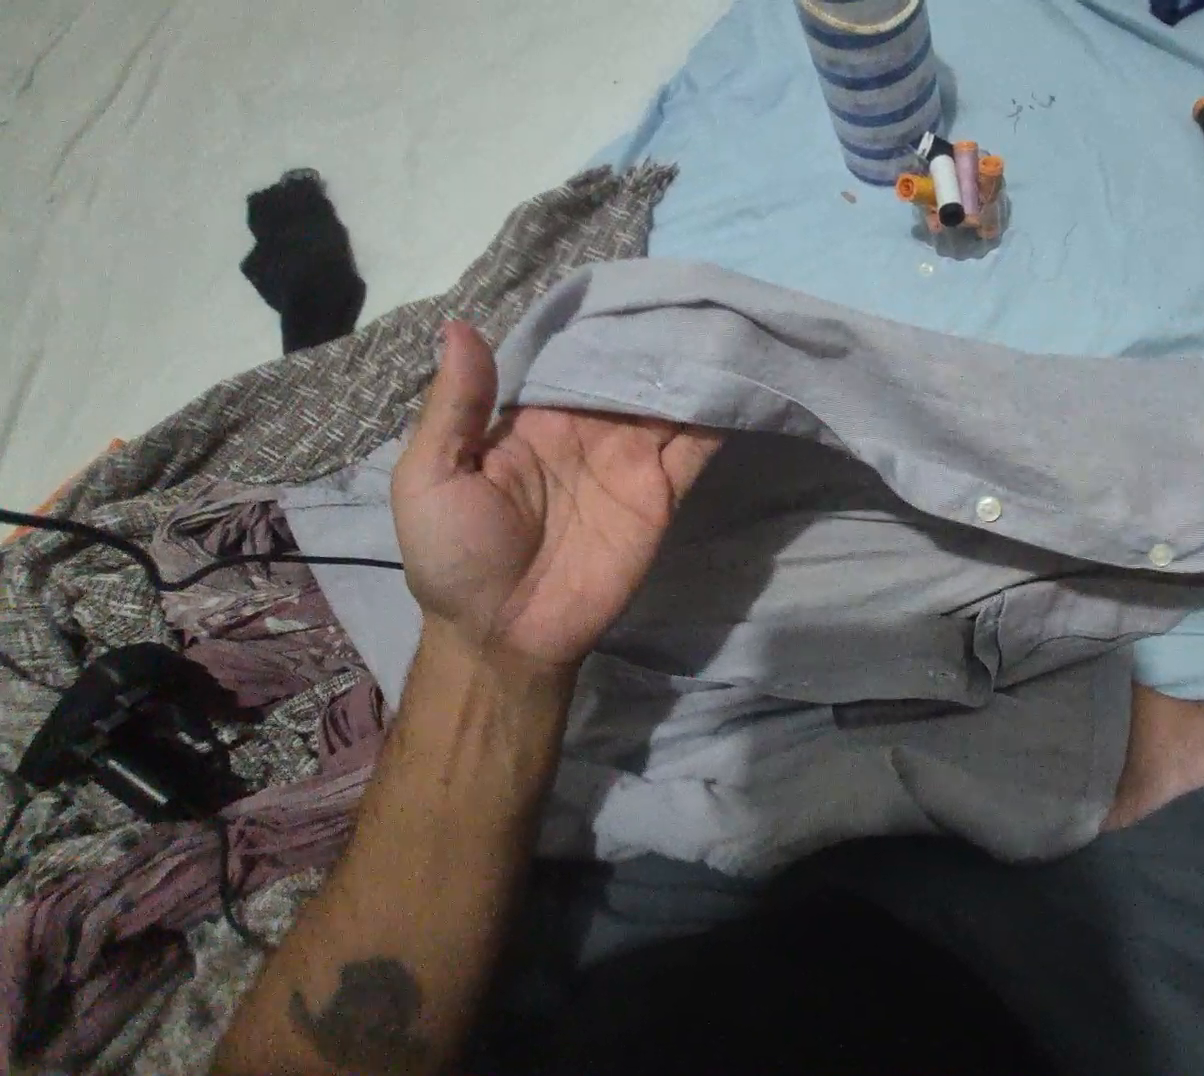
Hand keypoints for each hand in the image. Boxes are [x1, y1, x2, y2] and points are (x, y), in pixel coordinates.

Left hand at [391, 322, 722, 673]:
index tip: (630, 282)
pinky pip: (695, 449)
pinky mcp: (664, 493)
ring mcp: (633, 461)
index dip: (600, 323)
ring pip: (672, 402)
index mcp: (535, 416)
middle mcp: (592, 429)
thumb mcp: (431, 477)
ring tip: (726, 321)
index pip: (574, 356)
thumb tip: (464, 326)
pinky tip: (739, 377)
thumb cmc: (455, 556)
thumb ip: (456, 407)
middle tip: (695, 291)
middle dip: (659, 336)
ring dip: (696, 368)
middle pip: (632, 371)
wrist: (507, 633)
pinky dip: (719, 417)